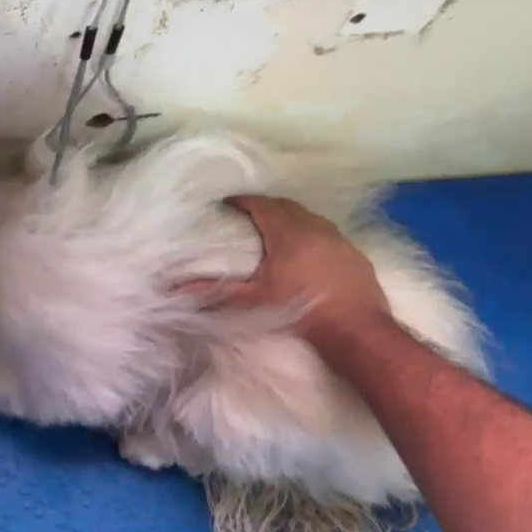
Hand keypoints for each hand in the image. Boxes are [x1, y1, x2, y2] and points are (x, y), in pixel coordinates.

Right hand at [196, 195, 392, 348]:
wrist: (356, 330)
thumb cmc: (300, 310)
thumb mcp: (252, 301)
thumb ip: (215, 291)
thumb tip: (174, 291)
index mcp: (287, 234)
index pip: (262, 205)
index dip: (244, 201)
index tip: (229, 203)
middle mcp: (314, 228)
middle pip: (287, 206)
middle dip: (266, 205)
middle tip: (248, 213)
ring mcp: (339, 239)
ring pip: (310, 217)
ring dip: (291, 217)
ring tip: (275, 229)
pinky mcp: (354, 254)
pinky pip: (328, 233)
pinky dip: (311, 233)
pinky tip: (306, 250)